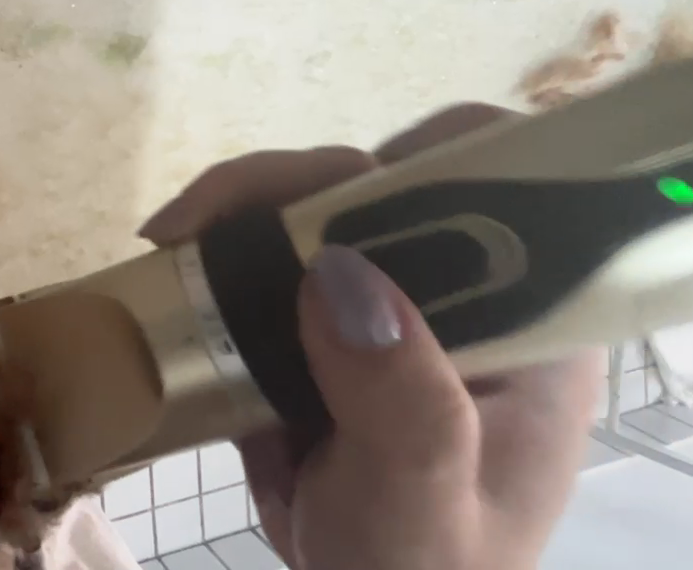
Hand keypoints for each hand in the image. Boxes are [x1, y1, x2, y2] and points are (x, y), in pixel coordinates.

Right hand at [141, 105, 603, 569]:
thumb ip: (403, 408)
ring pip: (306, 203)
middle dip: (282, 185)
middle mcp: (453, 291)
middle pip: (374, 183)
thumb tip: (340, 272)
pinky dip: (210, 236)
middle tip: (197, 221)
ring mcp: (375, 294)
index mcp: (524, 326)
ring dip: (231, 205)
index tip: (330, 192)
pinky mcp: (312, 306)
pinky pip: (261, 242)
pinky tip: (171, 251)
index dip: (423, 162)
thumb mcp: (419, 506)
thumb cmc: (416, 569)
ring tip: (168, 239)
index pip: (499, 195)